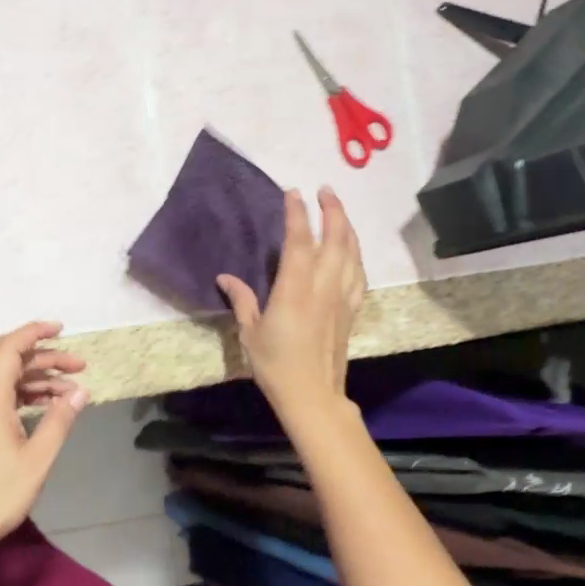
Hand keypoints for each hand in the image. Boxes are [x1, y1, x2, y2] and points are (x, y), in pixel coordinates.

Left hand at [0, 321, 88, 554]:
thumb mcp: (38, 459)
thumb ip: (60, 420)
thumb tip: (80, 391)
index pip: (9, 349)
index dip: (34, 332)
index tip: (61, 329)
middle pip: (10, 363)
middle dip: (46, 360)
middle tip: (80, 367)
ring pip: (5, 382)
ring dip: (37, 380)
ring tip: (70, 390)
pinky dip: (23, 396)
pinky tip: (46, 406)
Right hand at [217, 187, 365, 426]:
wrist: (312, 395)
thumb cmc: (275, 365)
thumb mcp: (250, 333)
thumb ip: (242, 301)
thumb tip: (225, 278)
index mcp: (295, 289)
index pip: (299, 241)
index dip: (297, 214)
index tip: (293, 193)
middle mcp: (323, 287)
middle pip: (336, 238)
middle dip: (332, 210)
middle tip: (325, 191)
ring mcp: (341, 298)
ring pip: (352, 253)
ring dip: (347, 227)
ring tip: (339, 212)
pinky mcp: (351, 311)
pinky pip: (358, 275)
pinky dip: (356, 255)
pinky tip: (352, 251)